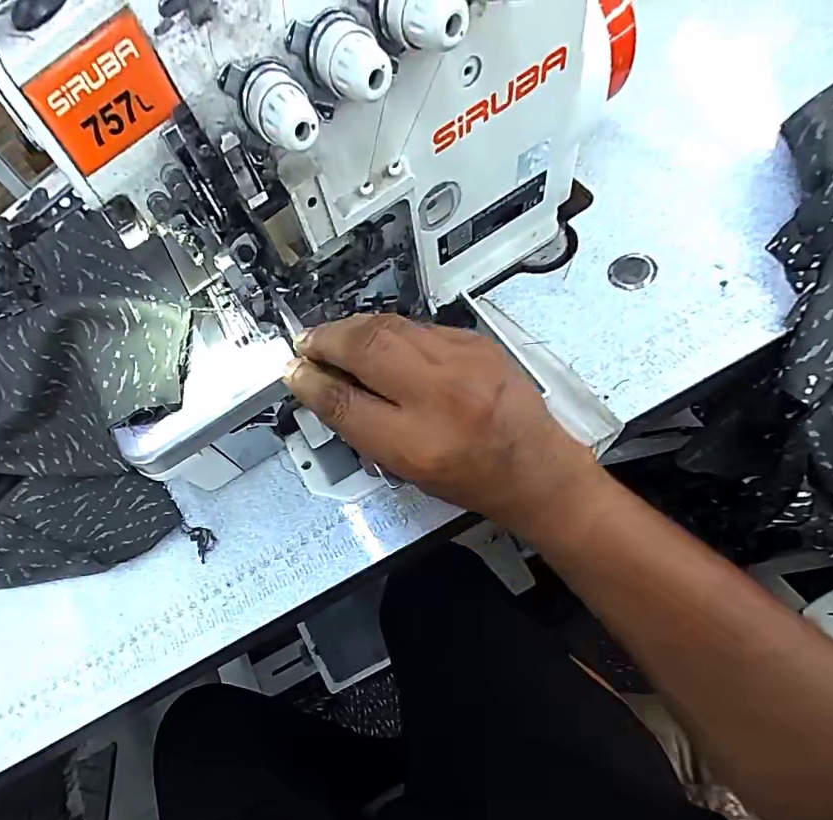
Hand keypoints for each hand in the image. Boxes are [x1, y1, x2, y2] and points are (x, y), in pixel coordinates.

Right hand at [288, 314, 606, 537]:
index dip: (311, 384)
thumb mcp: (413, 473)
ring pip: (389, 327)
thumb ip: (369, 433)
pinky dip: (391, 330)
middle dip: (325, 341)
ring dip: (352, 328)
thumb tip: (330, 394)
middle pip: (364, 349)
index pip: (346, 402)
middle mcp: (442, 399)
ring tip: (335, 337)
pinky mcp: (476, 344)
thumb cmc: (478, 480)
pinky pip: (419, 326)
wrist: (536, 466)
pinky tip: (380, 339)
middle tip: (308, 345)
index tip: (296, 375)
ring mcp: (463, 364)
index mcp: (420, 445)